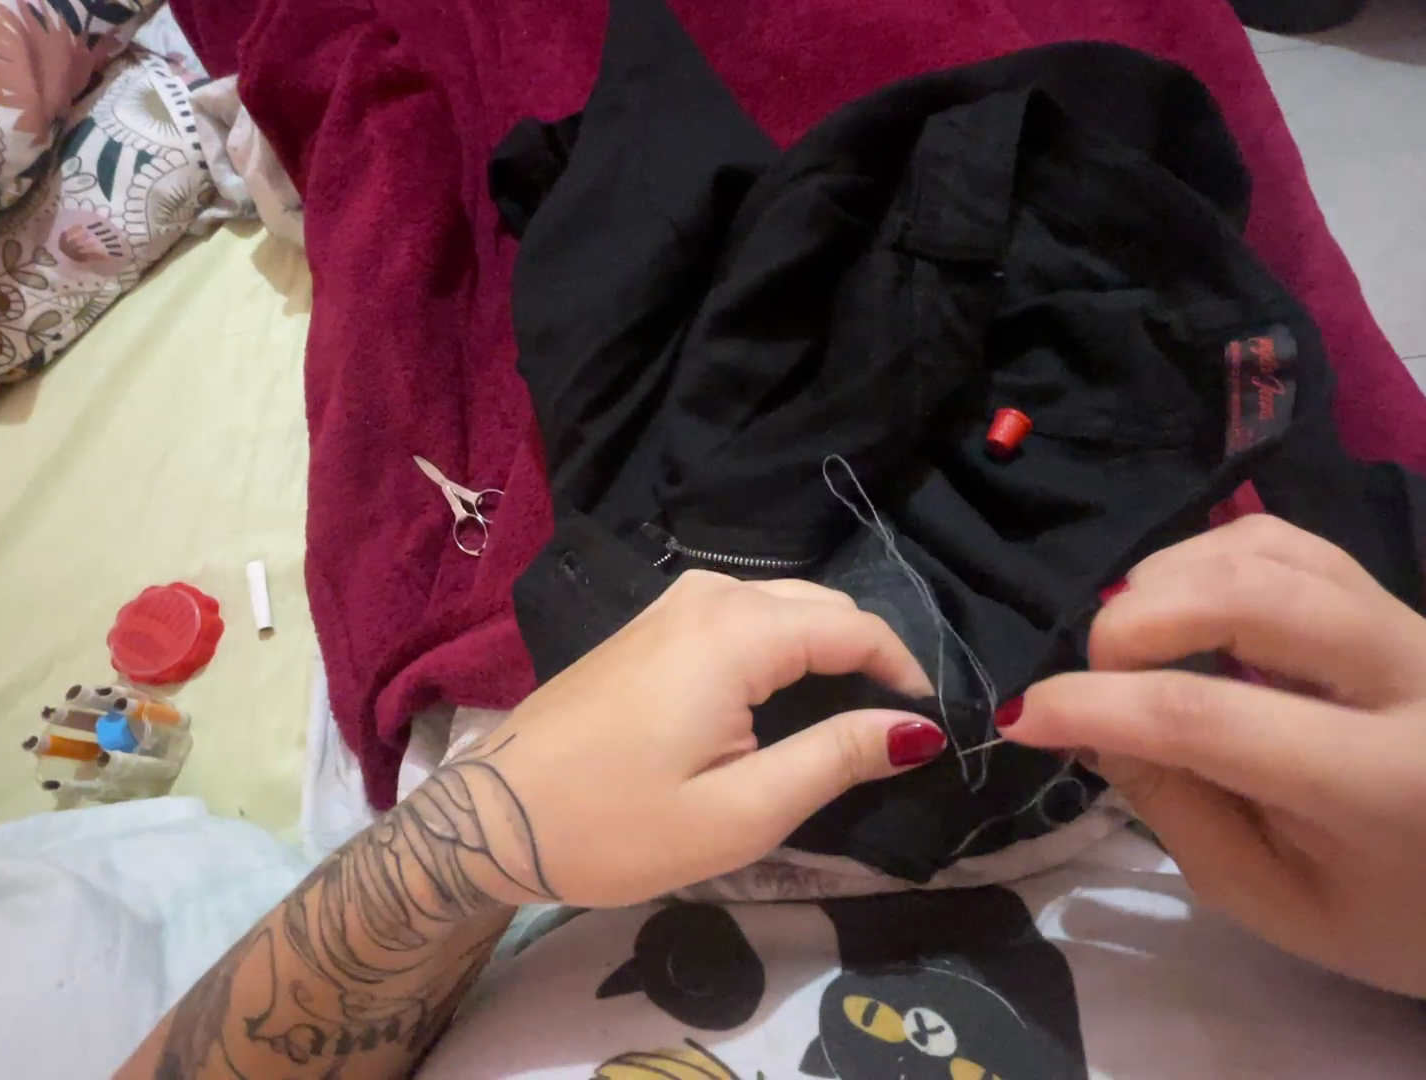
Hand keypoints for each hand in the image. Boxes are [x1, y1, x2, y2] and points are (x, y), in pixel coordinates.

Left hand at [467, 570, 944, 908]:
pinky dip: (780, 645)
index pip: (854, 628)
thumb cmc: (617, 825)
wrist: (496, 814)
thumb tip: (917, 728)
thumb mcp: (740, 811)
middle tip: (888, 728)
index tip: (929, 725)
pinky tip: (779, 695)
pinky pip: (742, 614)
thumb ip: (835, 757)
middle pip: (821, 607)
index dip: (903, 671)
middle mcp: (708, 594)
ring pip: (783, 605)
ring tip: (841, 717)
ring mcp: (673, 600)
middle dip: (867, 657)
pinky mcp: (654, 620)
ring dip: (824, 649)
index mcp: (736, 632)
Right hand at [999, 515, 1425, 1024]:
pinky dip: (1201, 559)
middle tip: (1088, 670)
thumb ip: (1159, 791)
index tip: (1020, 717)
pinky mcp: (1402, 603)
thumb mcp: (1247, 890)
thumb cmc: (1371, 920)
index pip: (1209, 718)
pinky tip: (1176, 605)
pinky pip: (1282, 542)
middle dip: (1130, 624)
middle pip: (1249, 600)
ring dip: (1161, 582)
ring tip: (1128, 637)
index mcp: (1400, 791)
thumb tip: (1070, 713)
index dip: (1093, 705)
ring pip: (1263, 551)